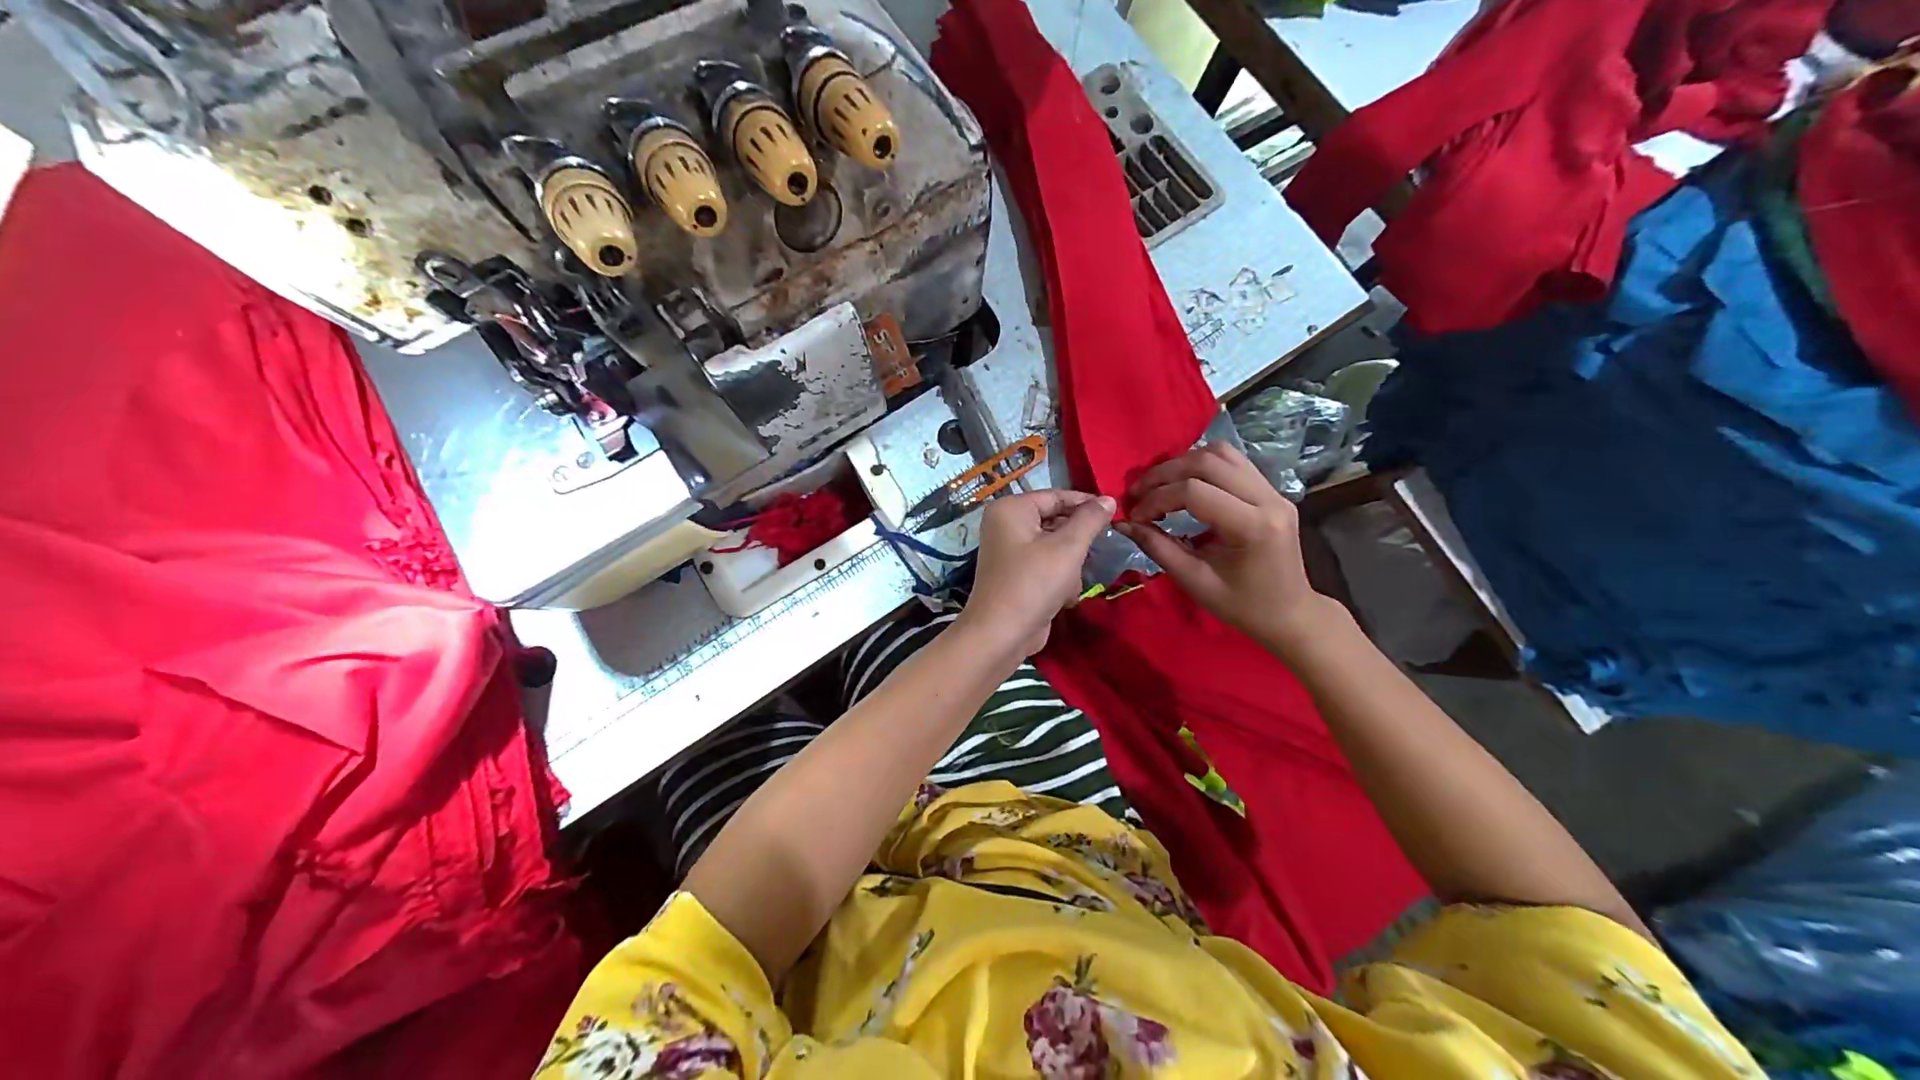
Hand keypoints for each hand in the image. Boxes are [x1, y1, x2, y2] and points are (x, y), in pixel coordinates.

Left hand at [957, 489, 1116, 657]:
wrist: (1002, 635)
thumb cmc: (1034, 583)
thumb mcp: (1068, 547)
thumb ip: (1090, 520)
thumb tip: (1108, 499)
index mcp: (1011, 509)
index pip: (1056, 496)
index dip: (1086, 504)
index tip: (1115, 514)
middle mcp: (1006, 525)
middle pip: (1056, 522)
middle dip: (1076, 543)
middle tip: (1097, 553)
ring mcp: (1009, 552)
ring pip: (1055, 547)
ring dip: (1070, 566)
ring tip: (1071, 583)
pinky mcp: (1016, 576)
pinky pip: (1046, 567)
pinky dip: (1059, 580)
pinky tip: (1064, 598)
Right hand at [1114, 441, 1325, 653]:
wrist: (1288, 613)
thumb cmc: (1241, 605)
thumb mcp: (1194, 581)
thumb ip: (1157, 547)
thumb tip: (1122, 522)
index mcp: (1253, 527)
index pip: (1195, 492)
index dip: (1157, 498)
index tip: (1136, 516)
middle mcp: (1268, 499)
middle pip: (1207, 462)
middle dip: (1164, 474)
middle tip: (1139, 494)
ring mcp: (1273, 491)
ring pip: (1221, 453)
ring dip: (1183, 463)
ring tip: (1160, 486)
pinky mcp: (1270, 490)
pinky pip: (1232, 462)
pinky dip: (1201, 466)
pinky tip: (1183, 485)